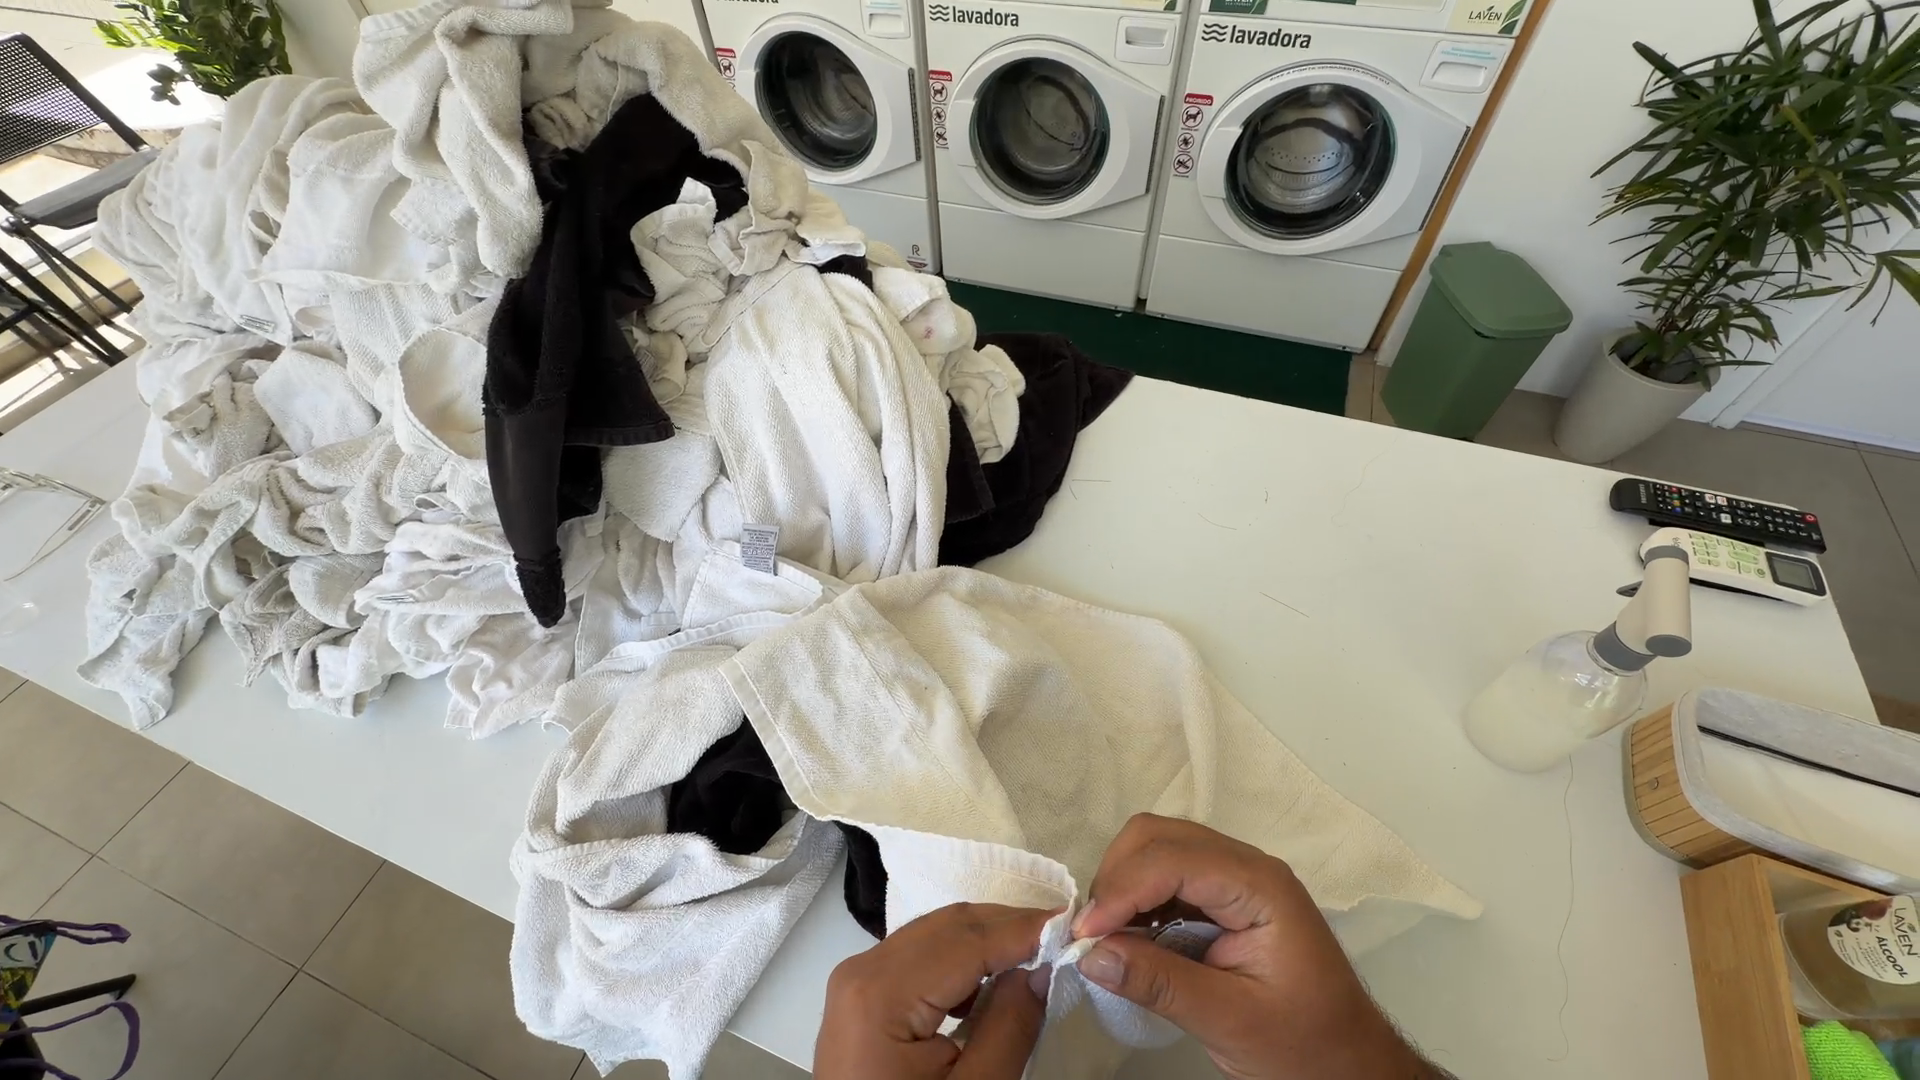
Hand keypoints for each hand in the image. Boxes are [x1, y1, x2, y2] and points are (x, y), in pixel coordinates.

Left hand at [815, 902, 1055, 1079]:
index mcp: (882, 993)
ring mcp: (858, 977)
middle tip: (1063, 934)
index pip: (967, 939)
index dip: (1024, 928)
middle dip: (1009, 925)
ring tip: (1038, 952)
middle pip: (950, 925)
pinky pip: (921, 954)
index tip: (1074, 925)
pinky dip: (962, 957)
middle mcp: (863, 968)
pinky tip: (993, 979)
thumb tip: (1040, 967)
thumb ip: (1009, 1027)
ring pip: (937, 932)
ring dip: (989, 937)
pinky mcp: (862, 991)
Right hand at [1073, 815, 1443, 1079]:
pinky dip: (1135, 896)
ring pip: (1155, 846)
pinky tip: (1129, 934)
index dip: (1122, 890)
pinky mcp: (1219, 892)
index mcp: (1258, 885)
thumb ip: (1161, 983)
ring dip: (1122, 883)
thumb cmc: (1304, 1046)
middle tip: (1093, 933)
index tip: (1084, 935)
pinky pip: (1164, 872)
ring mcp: (1232, 873)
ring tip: (1106, 935)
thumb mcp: (1231, 1023)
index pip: (1172, 859)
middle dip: (1116, 877)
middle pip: (1158, 836)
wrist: (1351, 1065)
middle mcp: (1243, 863)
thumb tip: (1090, 954)